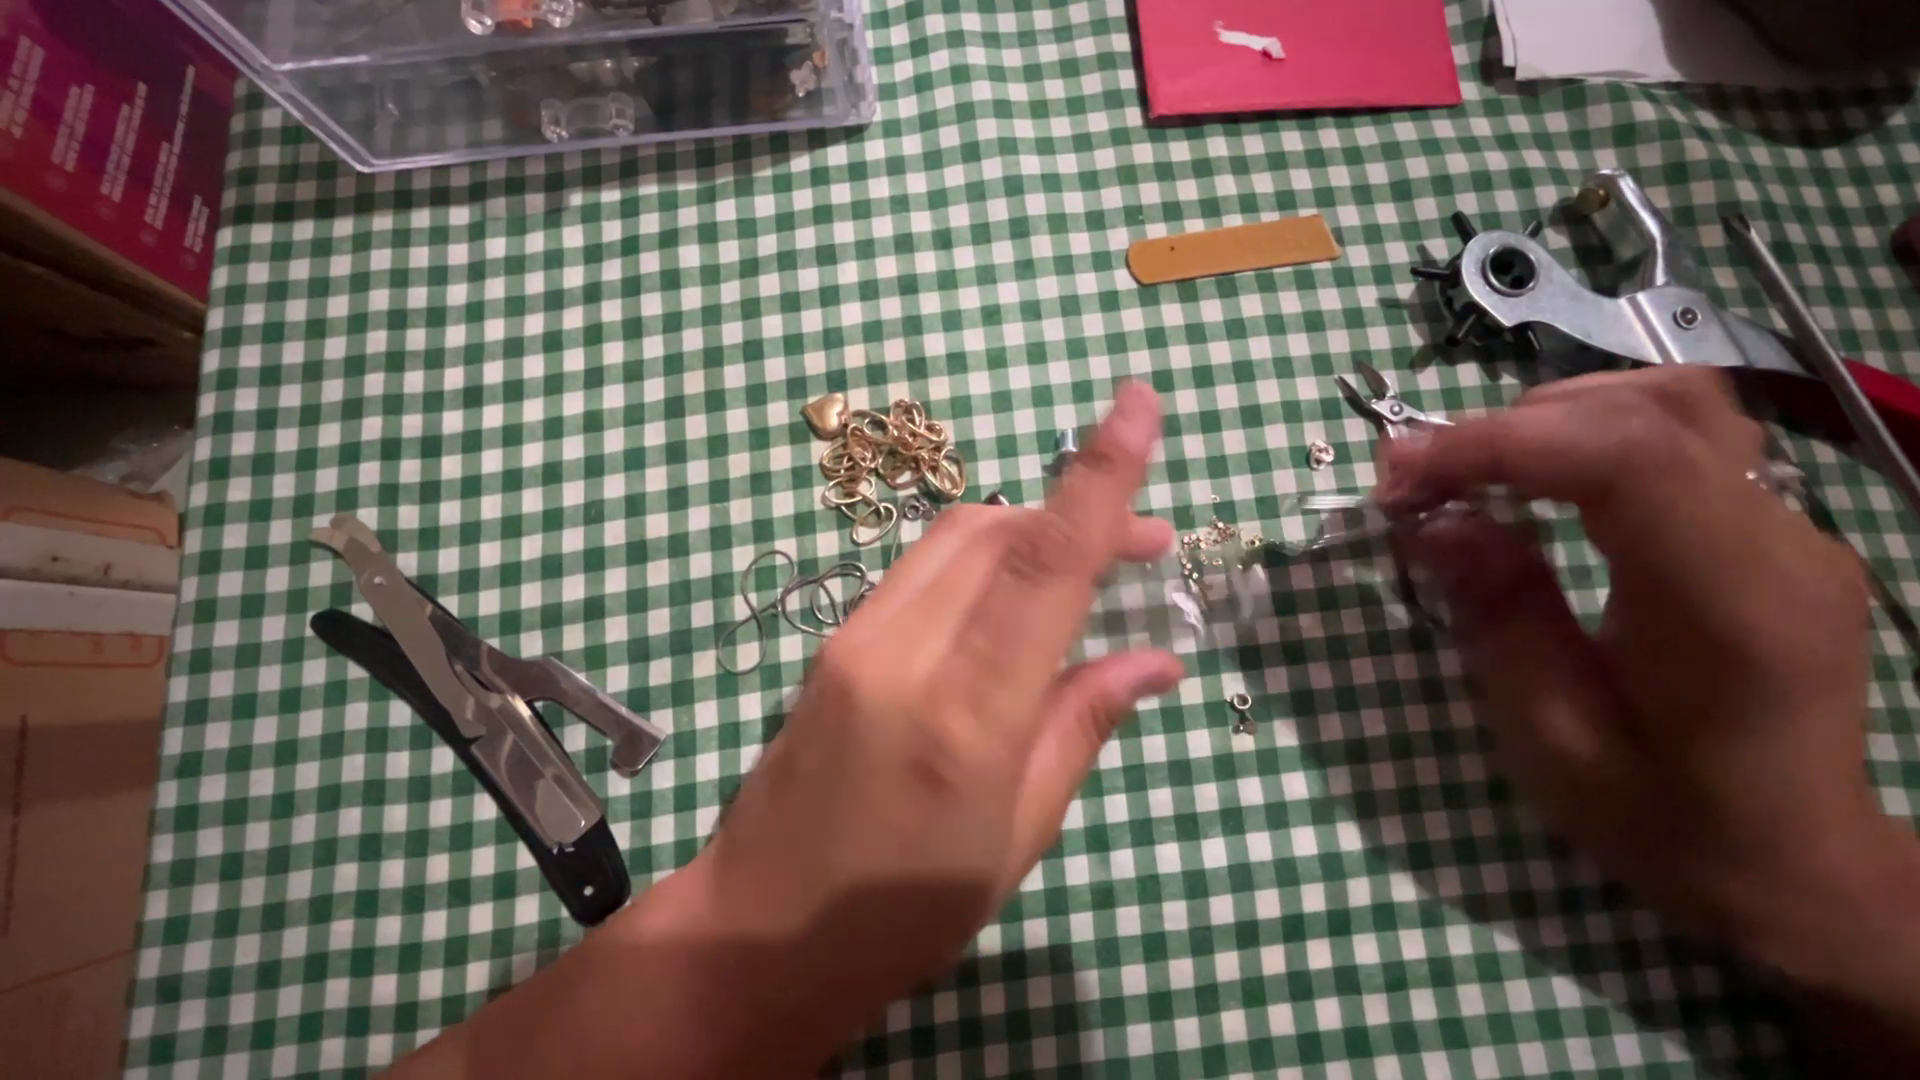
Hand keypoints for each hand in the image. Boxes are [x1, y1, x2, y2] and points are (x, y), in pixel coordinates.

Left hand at [682, 381, 1183, 1067]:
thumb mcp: (1017, 837)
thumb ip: (1081, 728)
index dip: (1098, 480)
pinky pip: (921, 571)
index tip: (1137, 405)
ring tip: (1091, 561)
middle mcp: (903, 652)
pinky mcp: (831, 641)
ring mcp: (854, 639)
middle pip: (997, 531)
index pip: (1043, 568)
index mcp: (965, 716)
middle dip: (1077, 507)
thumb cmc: (901, 912)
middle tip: (1148, 542)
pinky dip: (981, 557)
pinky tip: (1014, 595)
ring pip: (954, 538)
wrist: (755, 930)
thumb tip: (1154, 658)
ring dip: (1029, 527)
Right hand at [1379, 368, 1919, 1000]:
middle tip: (1415, 477)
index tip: (1398, 473)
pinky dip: (1584, 437)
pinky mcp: (1767, 529)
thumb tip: (1436, 521)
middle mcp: (1781, 544)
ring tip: (1467, 471)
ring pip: (1673, 404)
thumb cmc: (1661, 818)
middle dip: (1509, 426)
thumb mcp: (1550, 735)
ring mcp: (1790, 527)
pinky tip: (1533, 479)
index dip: (1500, 443)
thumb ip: (1499, 615)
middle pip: (1654, 409)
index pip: (1630, 461)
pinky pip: (1680, 440)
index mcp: (1730, 606)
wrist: (1789, 861)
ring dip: (1549, 419)